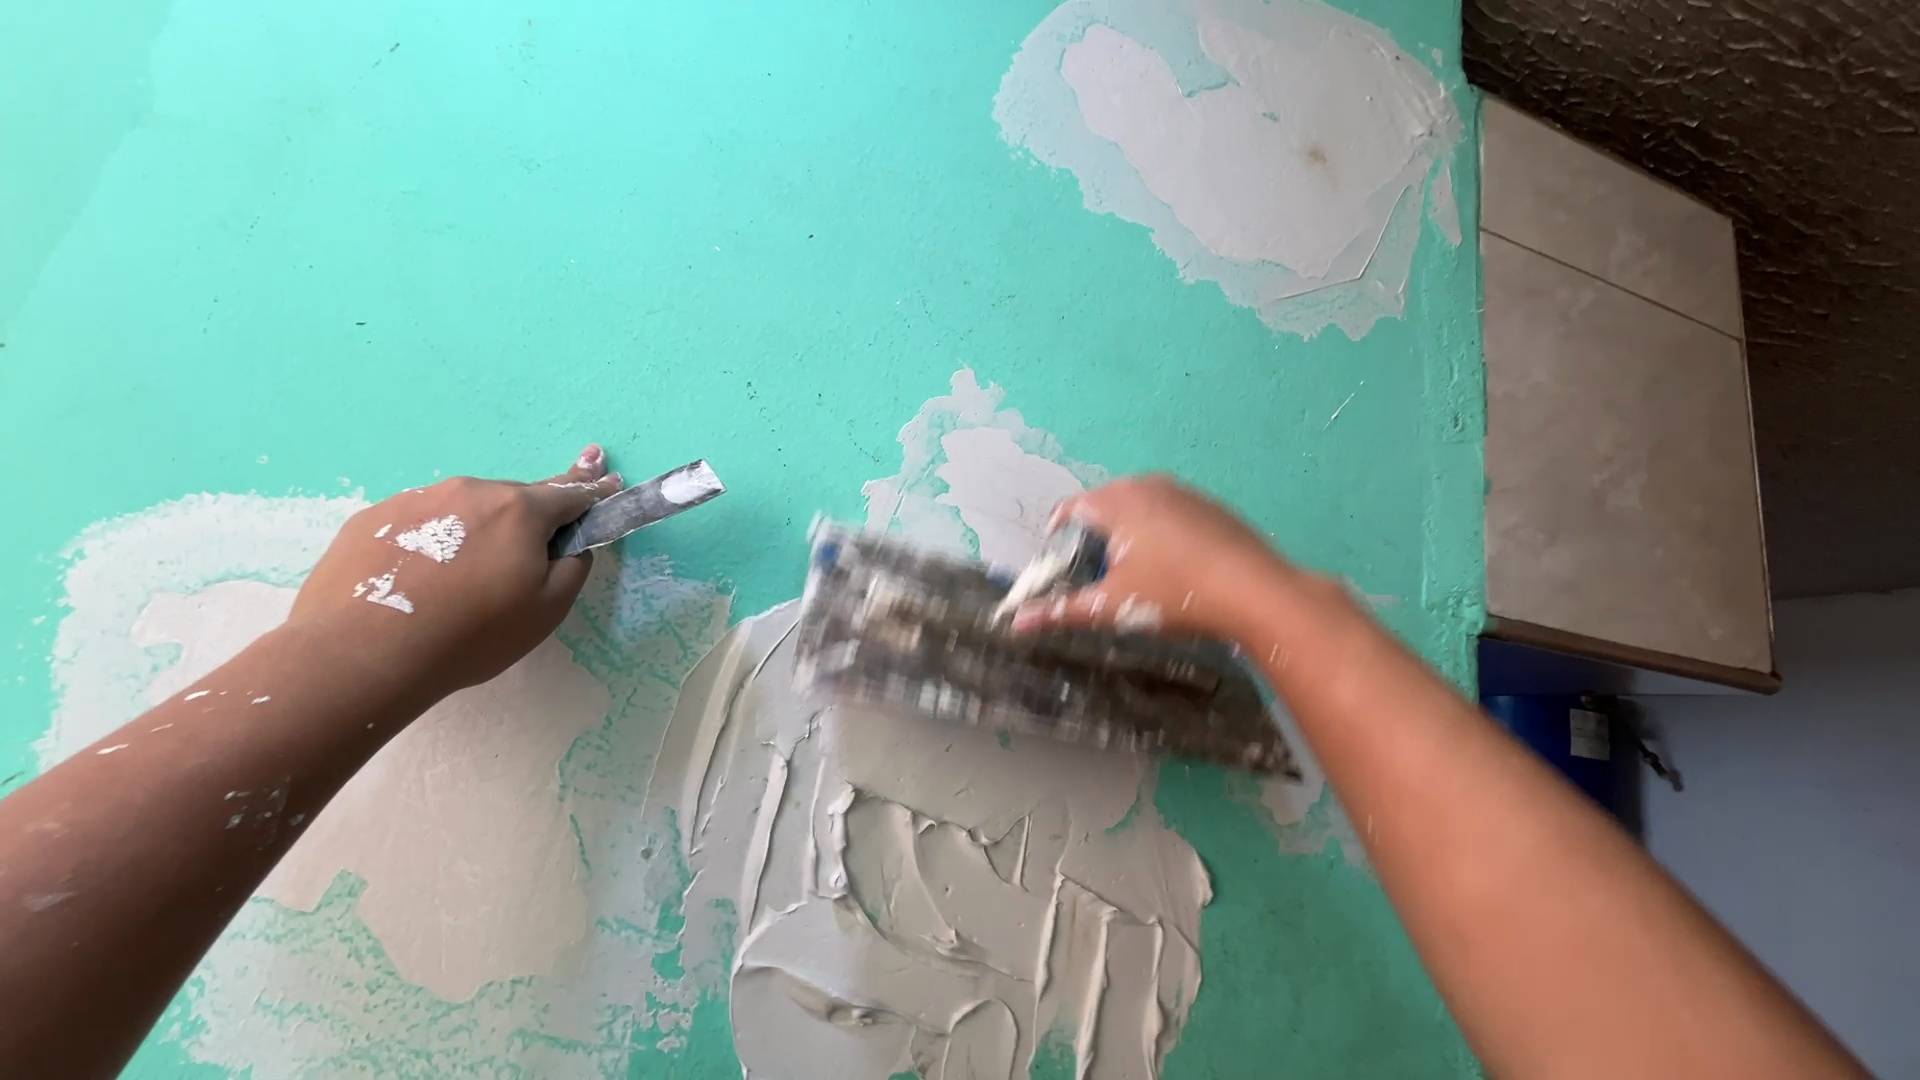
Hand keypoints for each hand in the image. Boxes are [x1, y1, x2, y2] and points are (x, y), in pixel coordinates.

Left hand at [287, 445, 623, 700]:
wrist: (360, 655)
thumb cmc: (471, 635)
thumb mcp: (547, 609)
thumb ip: (573, 566)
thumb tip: (571, 543)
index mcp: (520, 510)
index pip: (571, 492)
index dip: (594, 489)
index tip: (609, 479)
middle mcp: (470, 492)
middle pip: (516, 499)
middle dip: (531, 518)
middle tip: (530, 553)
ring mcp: (417, 500)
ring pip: (466, 509)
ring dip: (479, 530)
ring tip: (464, 578)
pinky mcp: (373, 517)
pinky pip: (422, 522)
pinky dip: (435, 541)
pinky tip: (422, 578)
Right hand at [1011, 474, 1312, 640]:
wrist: (1256, 590)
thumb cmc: (1174, 593)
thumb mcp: (1112, 606)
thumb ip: (1062, 611)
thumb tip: (1015, 623)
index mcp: (1116, 501)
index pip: (1069, 509)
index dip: (1055, 535)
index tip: (1055, 563)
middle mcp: (1145, 484)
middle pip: (1102, 505)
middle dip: (1091, 536)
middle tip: (1092, 573)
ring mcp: (1181, 491)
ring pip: (1137, 507)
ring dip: (1124, 533)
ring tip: (1130, 571)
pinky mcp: (1208, 505)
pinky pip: (1167, 512)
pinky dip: (1157, 533)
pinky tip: (1171, 566)